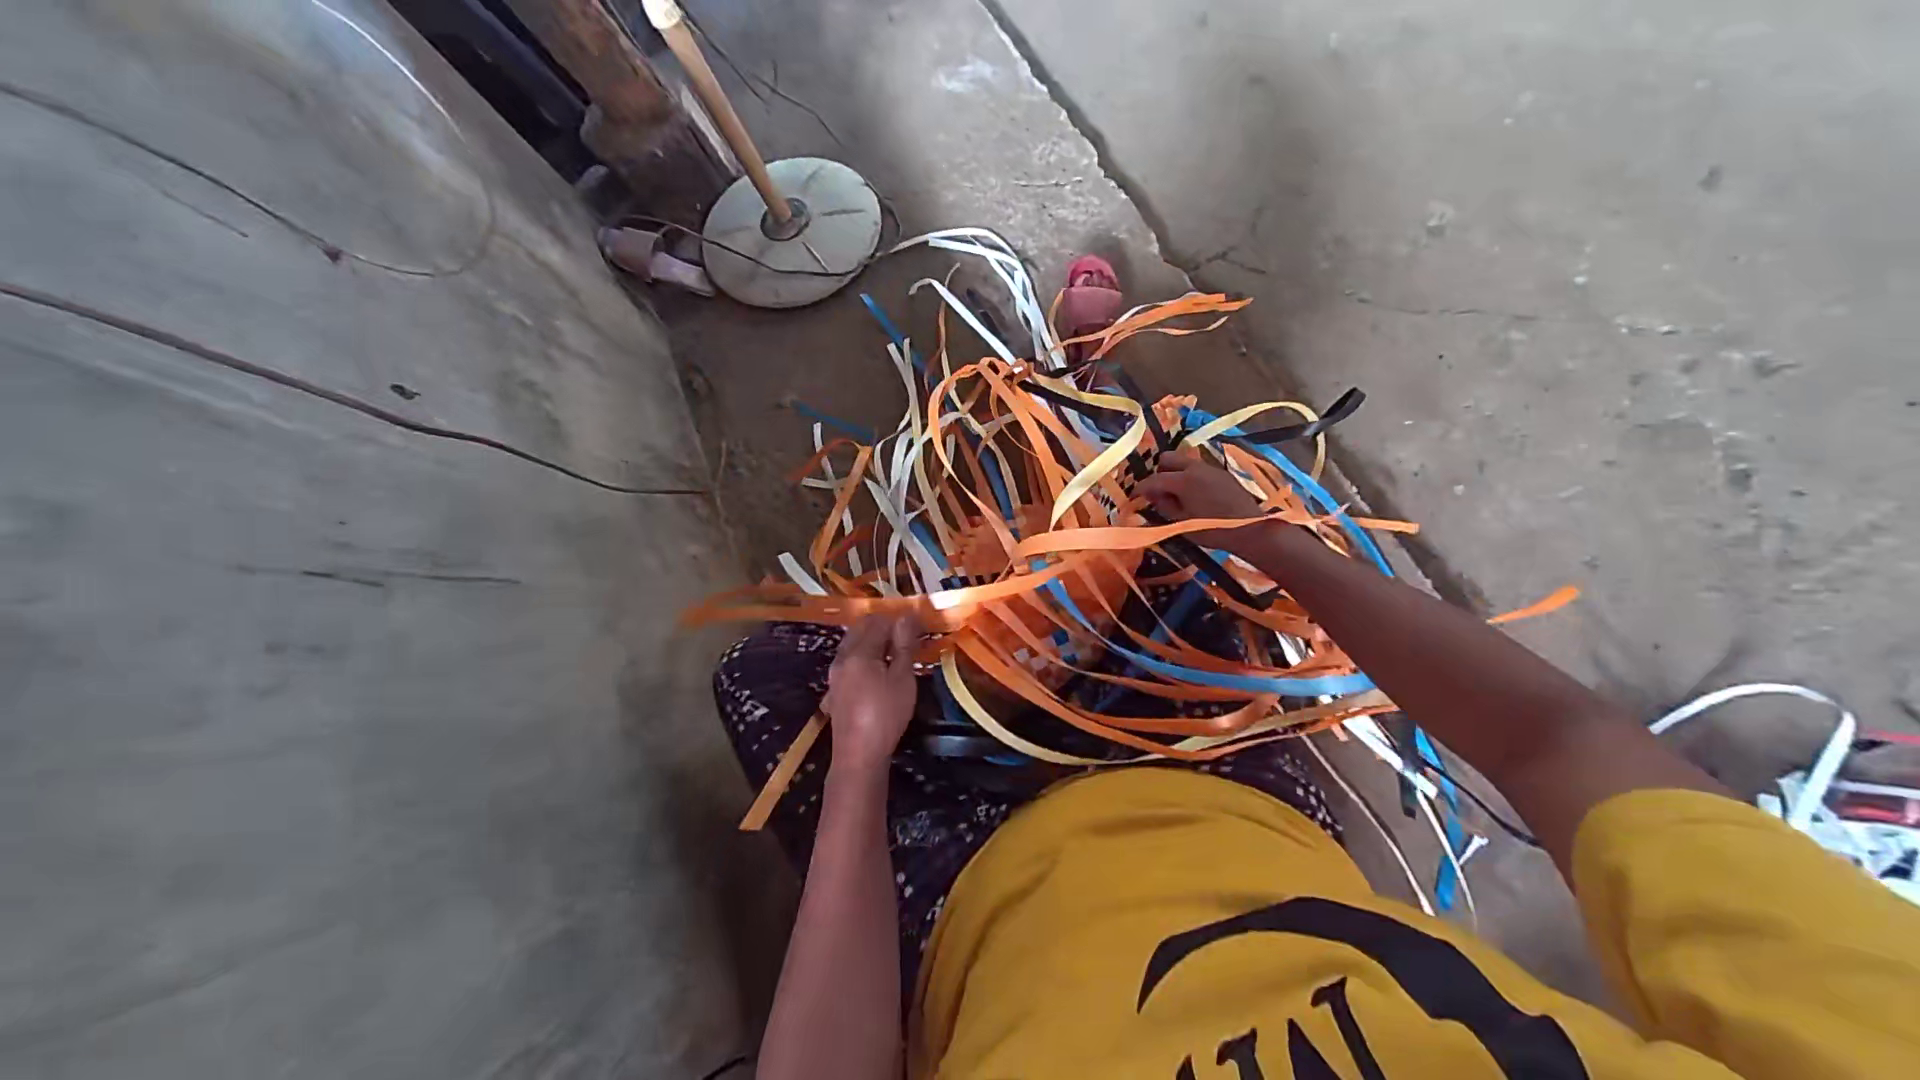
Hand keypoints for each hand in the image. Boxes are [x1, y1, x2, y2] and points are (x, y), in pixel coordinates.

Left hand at [822, 615, 922, 773]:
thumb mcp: (902, 679)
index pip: (878, 622)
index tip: (918, 626)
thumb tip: (906, 617)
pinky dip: (863, 657)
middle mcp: (842, 658)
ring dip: (872, 641)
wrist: (857, 756)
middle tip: (907, 637)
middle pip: (861, 629)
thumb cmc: (885, 715)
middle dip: (883, 626)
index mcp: (859, 652)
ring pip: (852, 644)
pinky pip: (849, 661)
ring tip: (894, 654)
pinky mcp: (835, 690)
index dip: (899, 620)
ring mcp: (835, 675)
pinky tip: (876, 672)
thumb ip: (904, 646)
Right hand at [1135, 449, 1269, 553]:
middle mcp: (1196, 468)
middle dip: (1158, 471)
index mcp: (1183, 480)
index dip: (1140, 488)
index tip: (1133, 498)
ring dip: (1175, 473)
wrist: (1250, 529)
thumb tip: (1152, 496)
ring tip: (1175, 493)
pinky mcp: (1222, 473)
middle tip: (1157, 491)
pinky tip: (1193, 494)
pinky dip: (1189, 476)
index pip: (1154, 479)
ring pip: (1184, 462)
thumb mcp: (1182, 522)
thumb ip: (1164, 505)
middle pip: (1168, 458)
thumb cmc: (1212, 529)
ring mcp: (1211, 468)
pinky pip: (1198, 469)